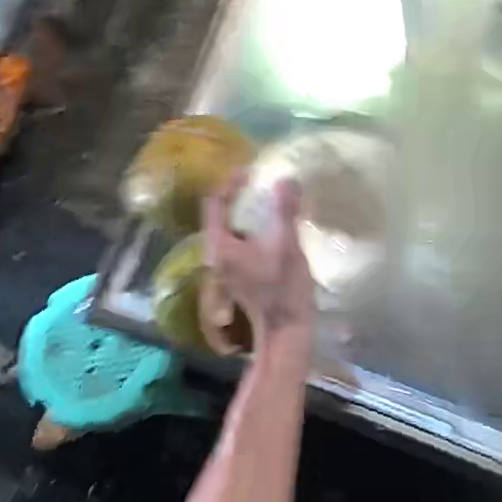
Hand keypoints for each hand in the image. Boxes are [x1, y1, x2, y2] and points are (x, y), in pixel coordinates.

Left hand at [204, 172, 315, 343]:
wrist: (285, 333)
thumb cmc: (282, 290)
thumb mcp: (286, 246)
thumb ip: (284, 211)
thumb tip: (287, 179)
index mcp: (220, 245)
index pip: (215, 202)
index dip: (230, 181)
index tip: (250, 168)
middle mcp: (217, 255)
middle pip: (221, 214)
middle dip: (239, 194)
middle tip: (261, 178)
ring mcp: (226, 266)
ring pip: (232, 228)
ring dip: (248, 210)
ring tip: (269, 196)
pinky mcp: (239, 273)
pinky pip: (241, 240)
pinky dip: (253, 226)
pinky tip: (274, 222)